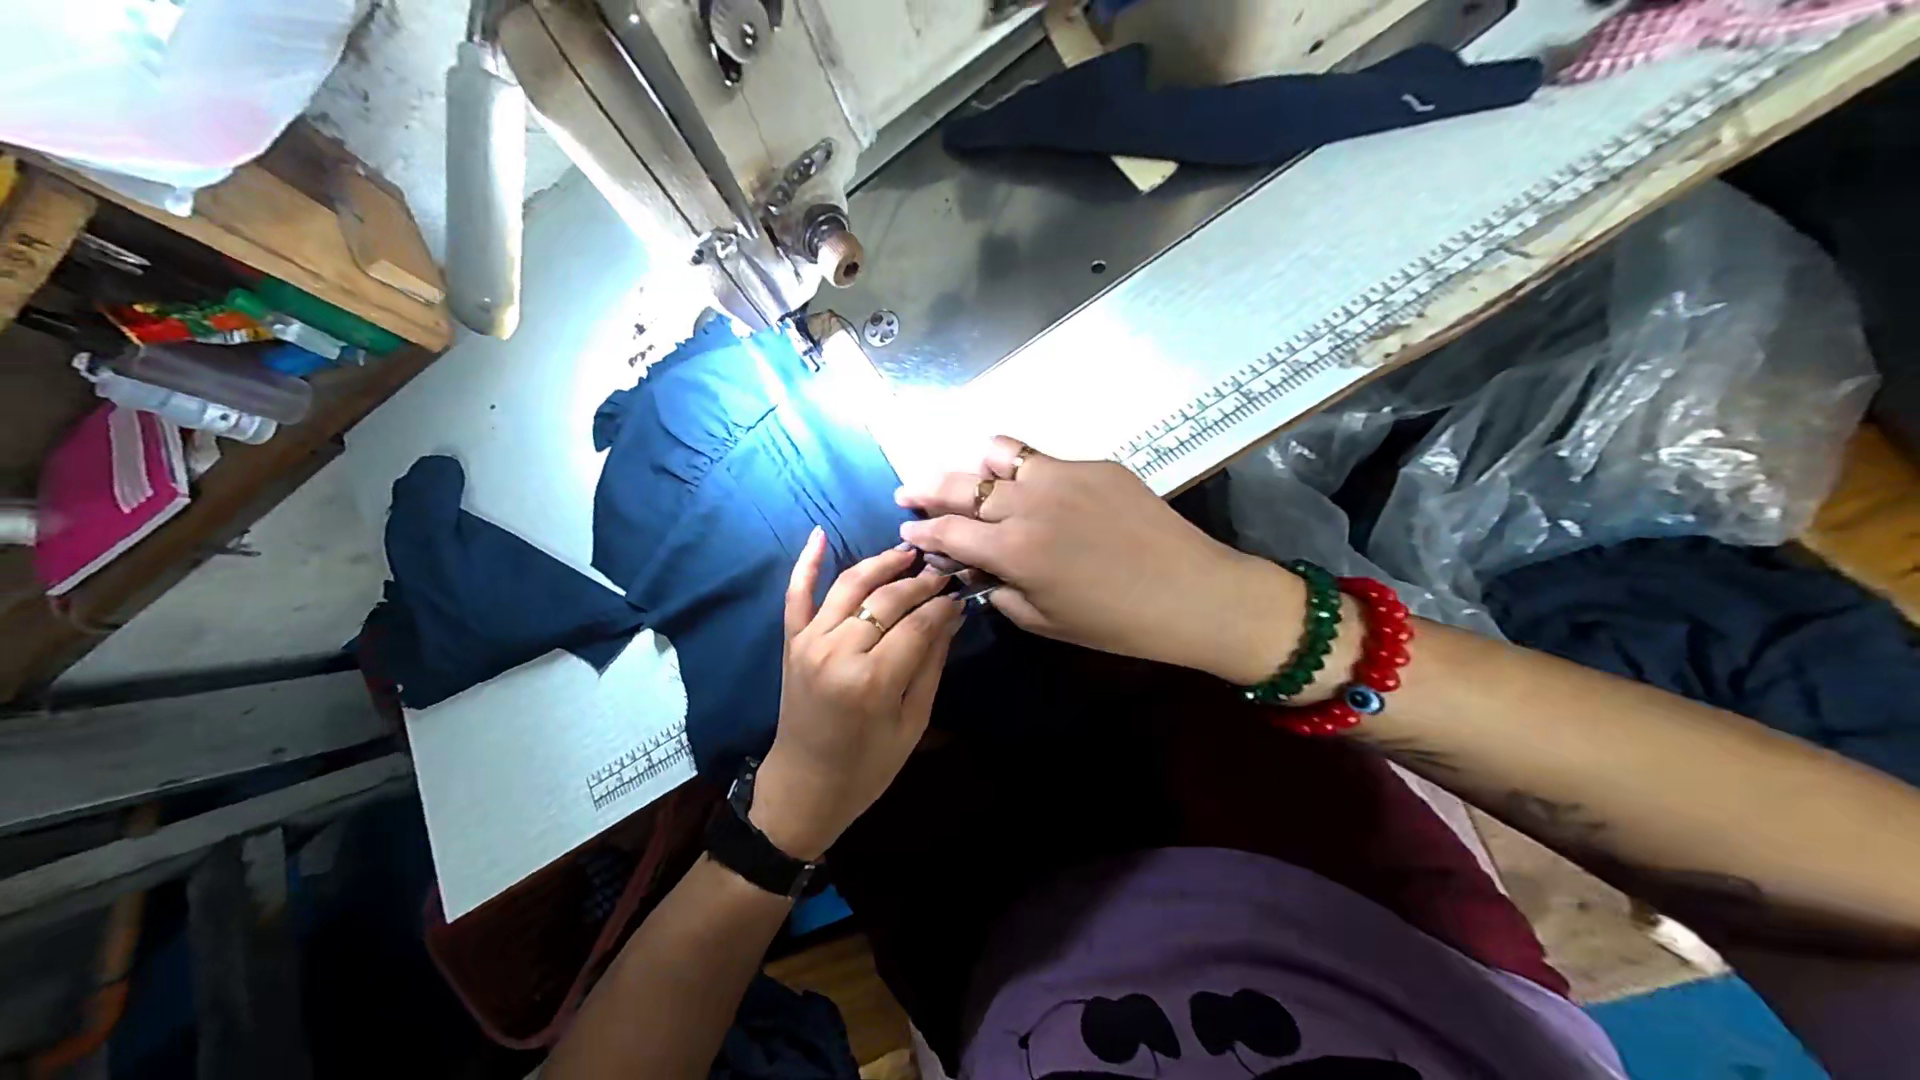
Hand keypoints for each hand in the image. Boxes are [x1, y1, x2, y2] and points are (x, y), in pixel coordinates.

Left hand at [749, 528, 964, 861]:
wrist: (805, 787)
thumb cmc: (868, 766)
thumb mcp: (913, 721)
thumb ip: (931, 662)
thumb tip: (952, 613)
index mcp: (872, 680)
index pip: (918, 623)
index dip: (943, 604)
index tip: (961, 591)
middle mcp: (838, 651)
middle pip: (887, 599)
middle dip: (920, 582)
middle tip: (943, 571)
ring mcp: (809, 642)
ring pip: (849, 585)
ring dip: (880, 563)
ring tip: (908, 553)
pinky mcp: (791, 642)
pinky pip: (796, 595)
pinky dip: (806, 563)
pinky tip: (819, 534)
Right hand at [895, 437, 1316, 686]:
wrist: (1191, 593)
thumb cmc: (1114, 622)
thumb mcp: (1044, 621)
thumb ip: (1000, 591)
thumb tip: (976, 570)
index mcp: (1013, 551)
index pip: (948, 532)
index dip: (921, 531)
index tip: (906, 528)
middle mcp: (1028, 504)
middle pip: (960, 485)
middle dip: (926, 489)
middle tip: (910, 492)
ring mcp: (1062, 476)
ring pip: (998, 454)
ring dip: (974, 466)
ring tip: (972, 478)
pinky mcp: (1093, 465)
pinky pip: (1043, 457)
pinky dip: (1023, 469)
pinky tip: (1030, 485)